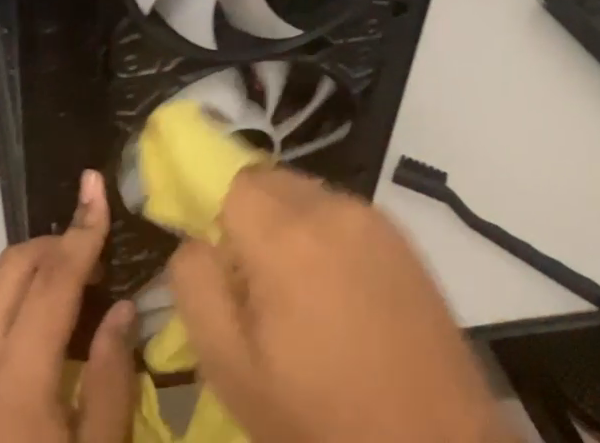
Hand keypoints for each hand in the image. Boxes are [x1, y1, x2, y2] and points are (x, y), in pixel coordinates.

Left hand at [0, 170, 136, 442]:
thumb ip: (113, 377)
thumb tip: (121, 307)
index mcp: (15, 376)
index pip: (53, 280)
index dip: (80, 229)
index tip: (94, 183)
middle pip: (10, 270)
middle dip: (53, 243)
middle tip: (96, 245)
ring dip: (34, 279)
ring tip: (79, 296)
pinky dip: (16, 316)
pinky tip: (46, 349)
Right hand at [170, 165, 511, 442]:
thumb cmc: (320, 418)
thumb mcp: (230, 368)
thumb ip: (195, 286)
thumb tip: (193, 240)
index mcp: (286, 235)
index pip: (230, 180)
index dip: (216, 219)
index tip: (223, 271)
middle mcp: (333, 209)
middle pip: (269, 182)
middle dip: (250, 220)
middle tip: (255, 289)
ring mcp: (376, 221)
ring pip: (306, 196)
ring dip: (288, 228)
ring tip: (299, 299)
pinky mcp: (406, 242)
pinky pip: (343, 217)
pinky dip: (326, 240)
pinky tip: (338, 299)